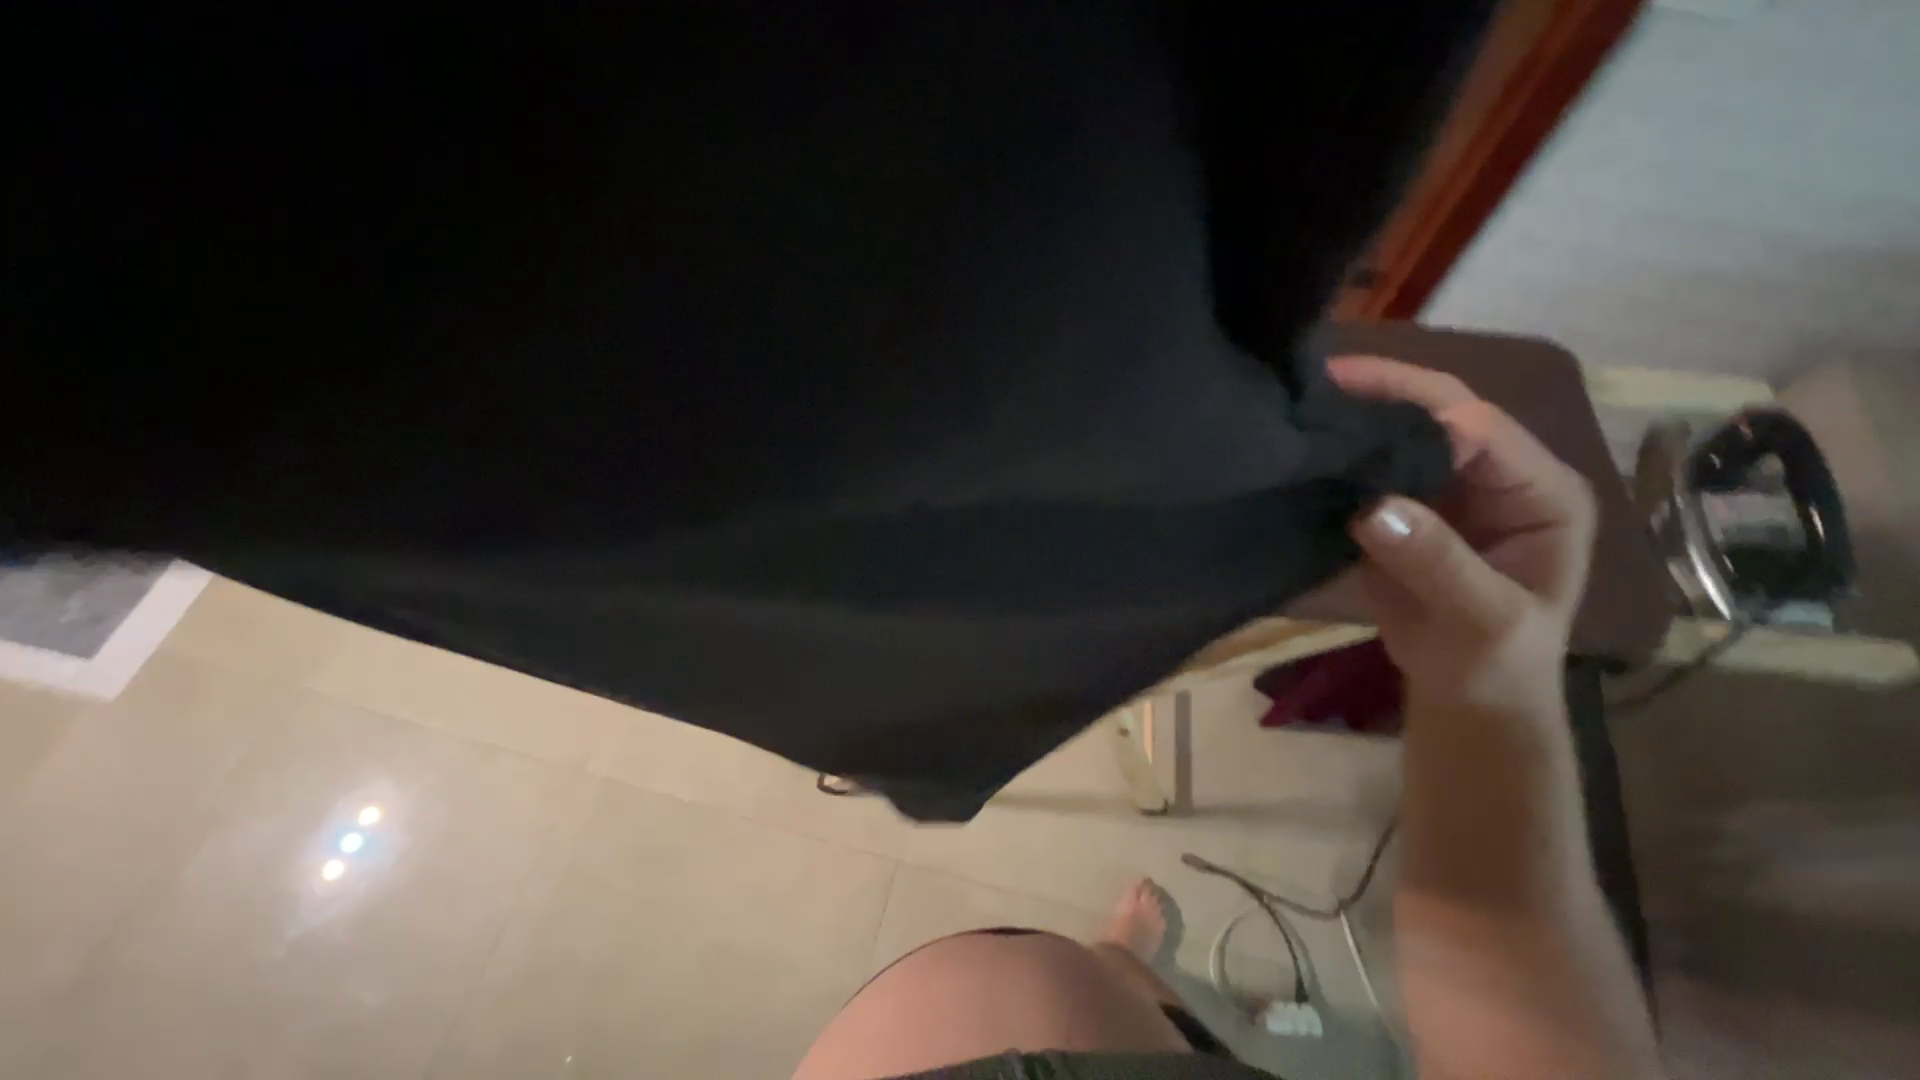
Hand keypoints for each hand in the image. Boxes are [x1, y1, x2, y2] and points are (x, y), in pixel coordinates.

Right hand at [1328, 355, 1596, 711]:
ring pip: (1398, 437)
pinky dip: (1337, 459)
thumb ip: (1437, 561)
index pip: (1478, 427)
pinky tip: (1300, 448)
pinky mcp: (1408, 510)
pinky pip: (1371, 471)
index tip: (1344, 393)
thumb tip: (1373, 506)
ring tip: (1295, 405)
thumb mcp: (1483, 619)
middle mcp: (1497, 476)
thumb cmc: (1496, 663)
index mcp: (1539, 490)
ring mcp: (1449, 490)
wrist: (1469, 698)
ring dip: (1352, 421)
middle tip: (1309, 382)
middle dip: (1379, 394)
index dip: (1416, 406)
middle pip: (1437, 415)